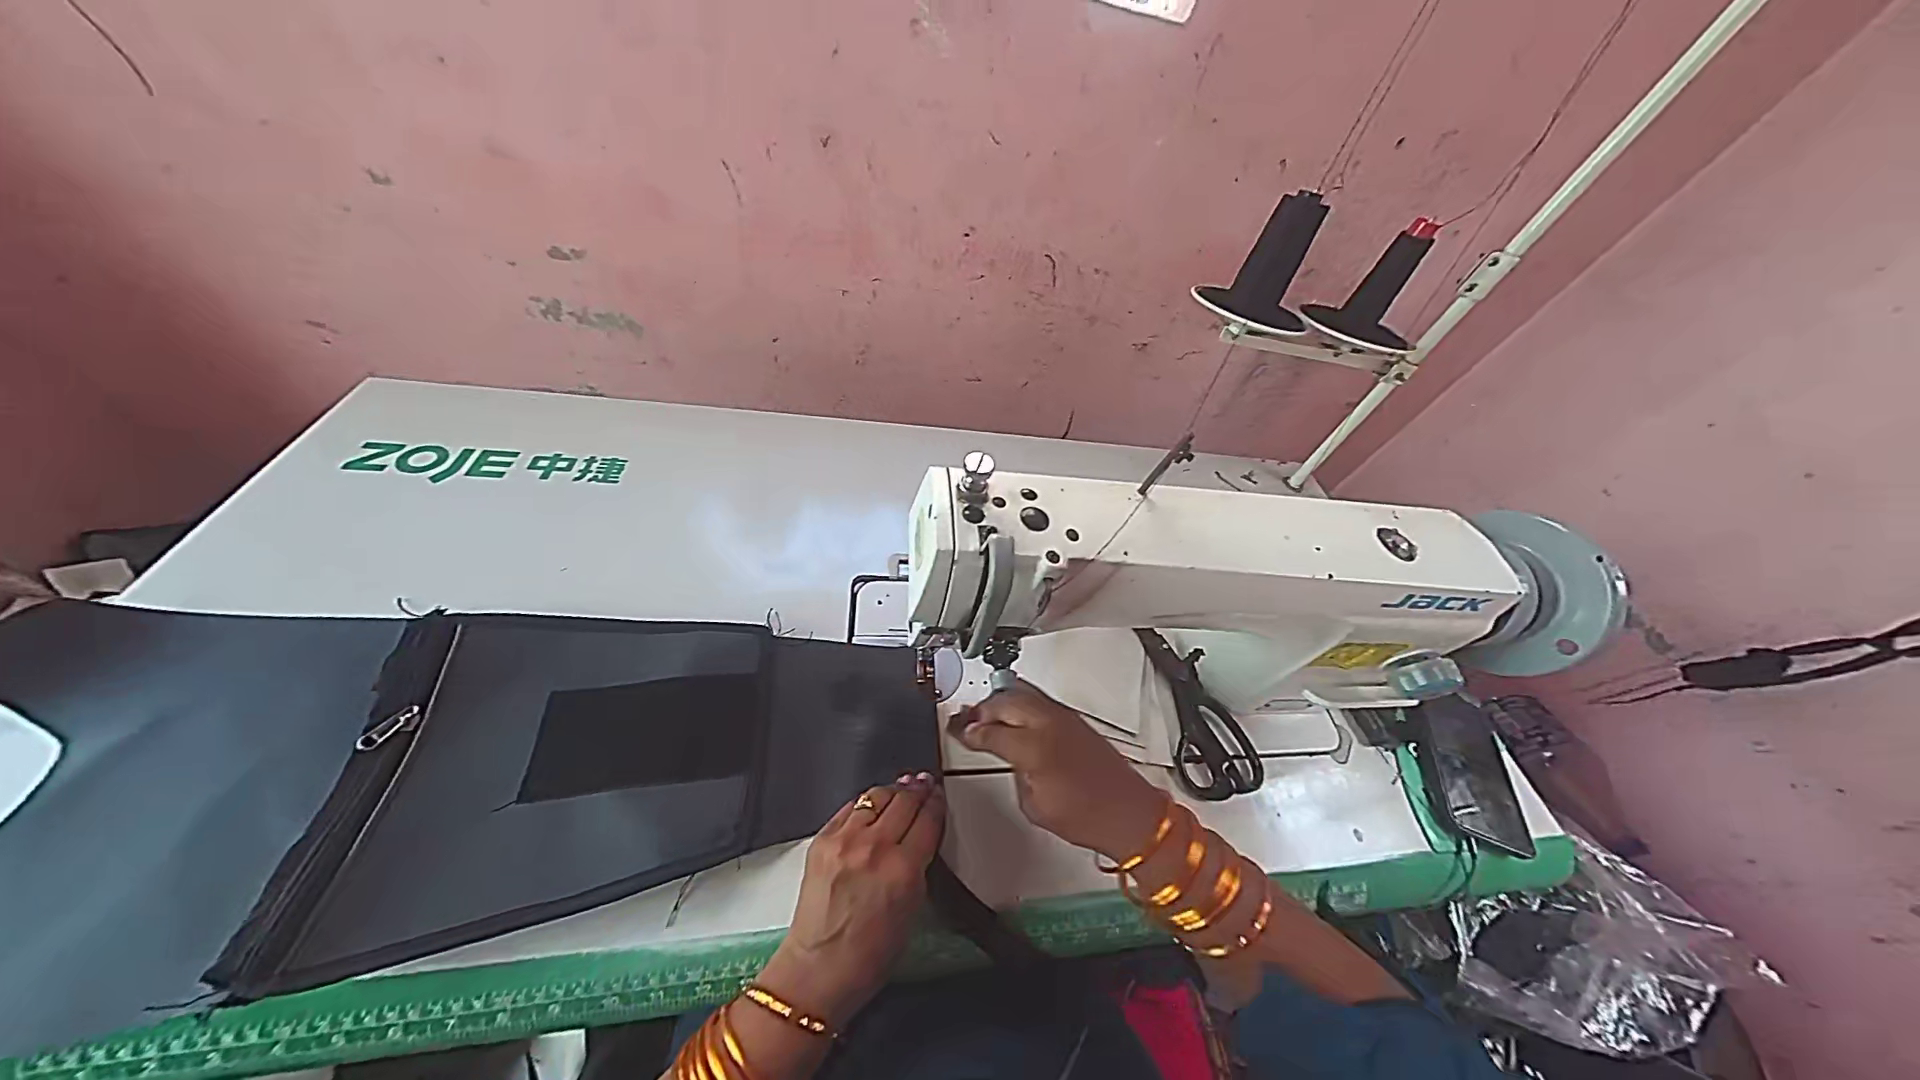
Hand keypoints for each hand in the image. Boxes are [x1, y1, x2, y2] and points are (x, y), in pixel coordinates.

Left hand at [757, 773, 945, 1024]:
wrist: (818, 970)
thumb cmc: (868, 955)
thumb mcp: (912, 909)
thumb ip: (919, 865)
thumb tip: (922, 835)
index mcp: (904, 870)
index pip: (928, 819)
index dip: (936, 804)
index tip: (938, 797)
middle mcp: (874, 847)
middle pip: (904, 800)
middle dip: (918, 790)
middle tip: (924, 784)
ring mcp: (845, 841)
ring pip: (876, 795)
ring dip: (892, 791)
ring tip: (901, 788)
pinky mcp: (822, 840)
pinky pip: (849, 807)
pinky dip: (864, 802)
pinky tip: (871, 802)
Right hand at [949, 681, 1165, 861]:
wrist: (1127, 814)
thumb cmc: (1088, 815)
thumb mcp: (1033, 804)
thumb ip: (1014, 772)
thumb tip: (1009, 756)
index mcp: (1033, 748)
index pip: (989, 731)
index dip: (969, 731)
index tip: (960, 730)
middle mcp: (1048, 725)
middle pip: (1003, 703)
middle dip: (982, 710)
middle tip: (968, 718)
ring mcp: (1064, 718)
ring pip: (1022, 693)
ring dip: (1001, 700)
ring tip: (987, 711)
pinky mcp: (1075, 719)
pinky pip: (1039, 699)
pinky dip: (1021, 700)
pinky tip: (1015, 710)